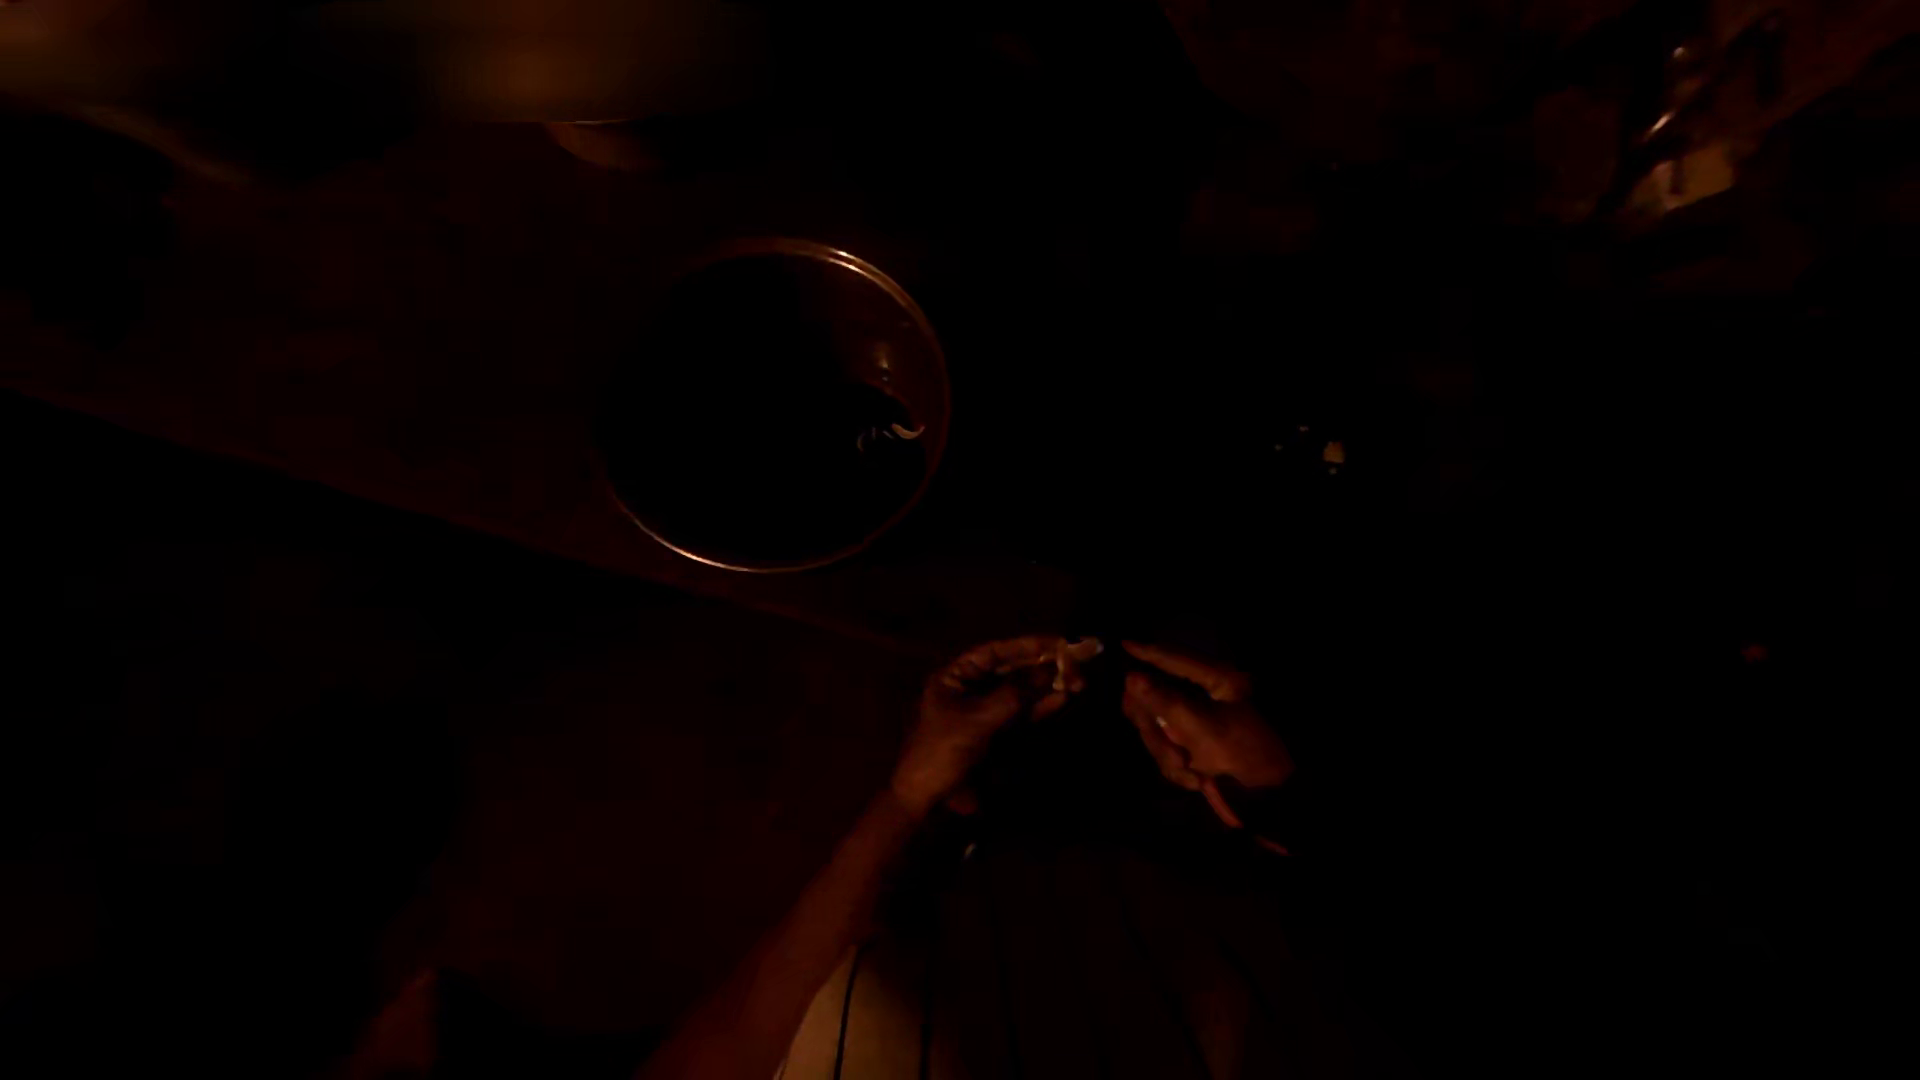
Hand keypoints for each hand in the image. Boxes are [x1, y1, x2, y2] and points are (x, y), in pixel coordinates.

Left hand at [890, 636, 1073, 817]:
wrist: (924, 798)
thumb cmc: (941, 751)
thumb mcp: (977, 720)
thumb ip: (1013, 695)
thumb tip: (1048, 671)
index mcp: (955, 676)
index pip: (994, 652)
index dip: (1026, 645)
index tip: (1056, 642)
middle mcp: (969, 688)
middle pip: (1010, 671)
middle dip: (1042, 668)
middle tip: (1075, 664)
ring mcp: (982, 712)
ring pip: (1019, 693)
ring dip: (1046, 687)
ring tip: (1077, 682)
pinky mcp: (993, 734)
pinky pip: (1020, 715)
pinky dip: (1040, 708)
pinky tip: (1061, 700)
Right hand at [1121, 643, 1293, 819]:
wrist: (1275, 798)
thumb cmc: (1246, 757)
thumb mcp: (1205, 732)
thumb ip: (1165, 703)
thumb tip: (1131, 678)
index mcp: (1218, 681)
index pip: (1174, 658)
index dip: (1147, 652)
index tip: (1124, 644)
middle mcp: (1208, 693)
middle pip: (1158, 696)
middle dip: (1158, 730)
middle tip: (1173, 756)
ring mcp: (1203, 715)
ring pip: (1160, 723)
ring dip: (1167, 752)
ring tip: (1191, 776)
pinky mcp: (1201, 736)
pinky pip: (1170, 742)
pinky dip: (1176, 763)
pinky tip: (1195, 780)